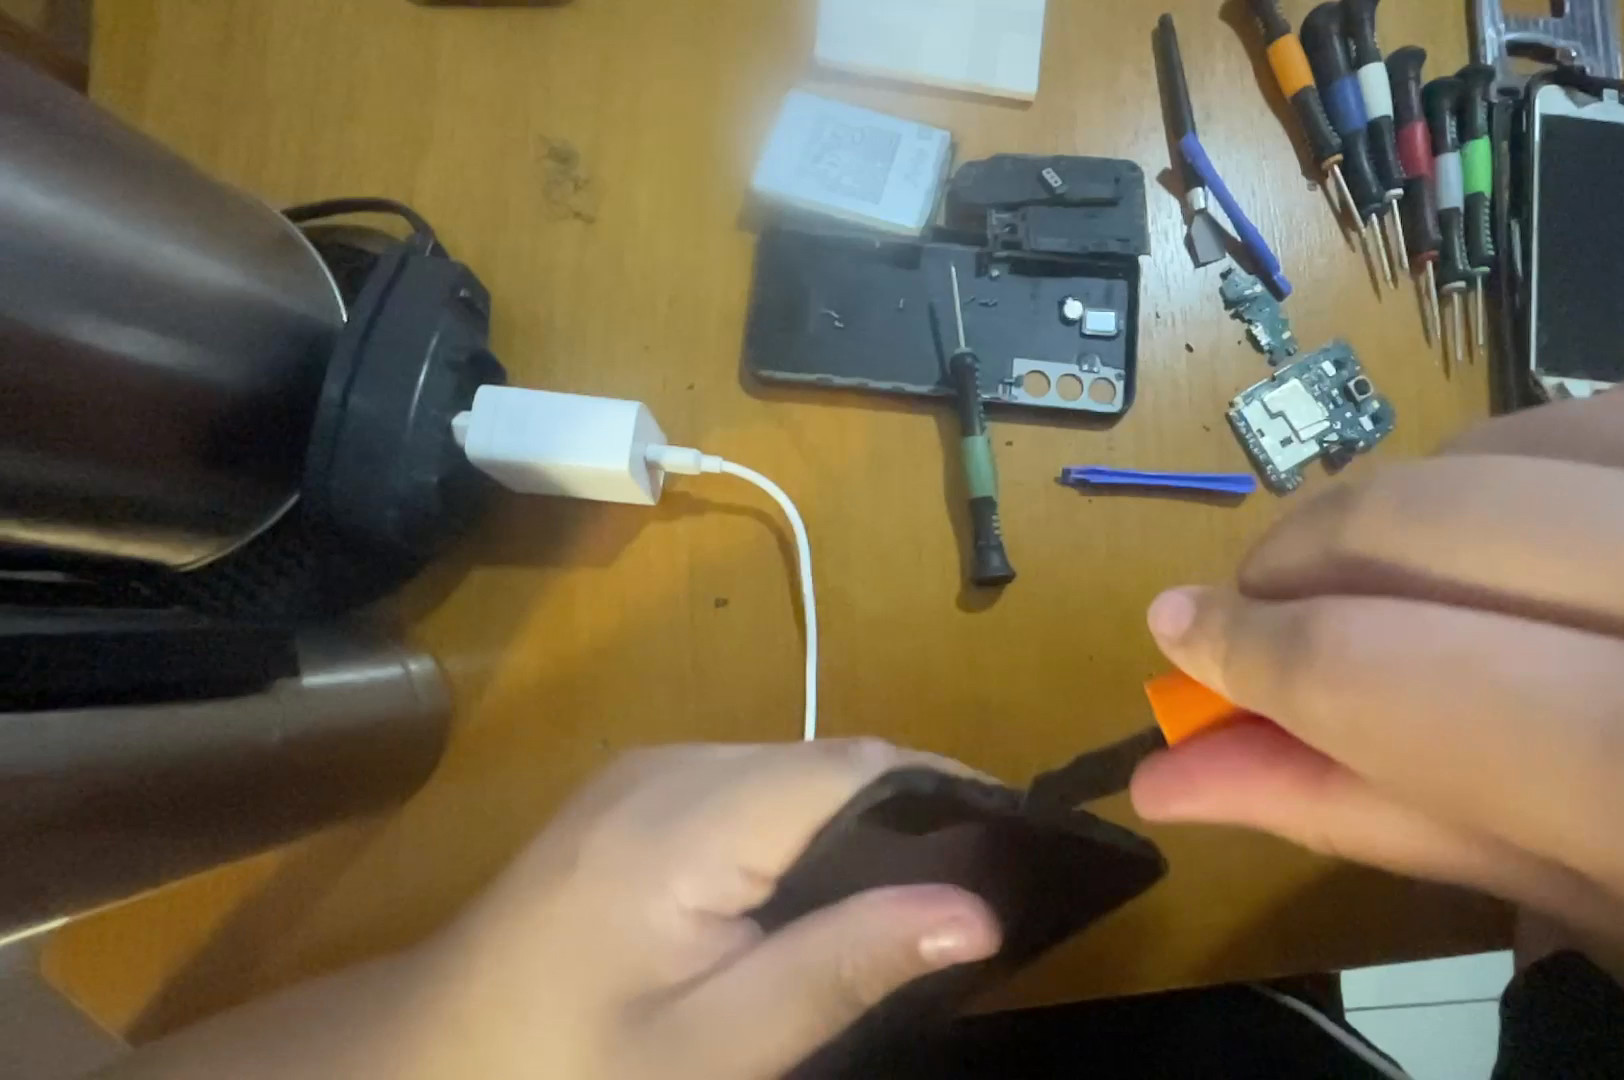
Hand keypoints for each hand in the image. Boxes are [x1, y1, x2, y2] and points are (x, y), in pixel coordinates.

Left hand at [105, 740, 999, 1079]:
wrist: (405, 1077)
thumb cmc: (560, 1078)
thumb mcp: (714, 1047)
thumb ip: (843, 963)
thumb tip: (974, 911)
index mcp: (693, 817)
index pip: (853, 766)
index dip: (940, 784)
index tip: (1009, 829)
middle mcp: (677, 763)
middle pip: (828, 760)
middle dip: (908, 800)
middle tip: (970, 869)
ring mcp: (651, 769)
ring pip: (794, 766)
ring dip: (857, 808)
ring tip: (912, 874)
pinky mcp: (638, 788)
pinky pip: (752, 782)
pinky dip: (804, 814)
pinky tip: (814, 873)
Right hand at [1129, 335, 1623, 1052]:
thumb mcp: (1612, 913)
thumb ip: (1377, 818)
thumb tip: (1181, 776)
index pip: (1383, 671)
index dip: (1249, 651)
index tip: (1180, 637)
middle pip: (1413, 519)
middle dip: (1295, 561)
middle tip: (1264, 606)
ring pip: (1491, 444)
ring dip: (1402, 518)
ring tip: (1419, 580)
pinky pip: (1605, 396)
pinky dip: (1522, 466)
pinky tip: (1554, 525)